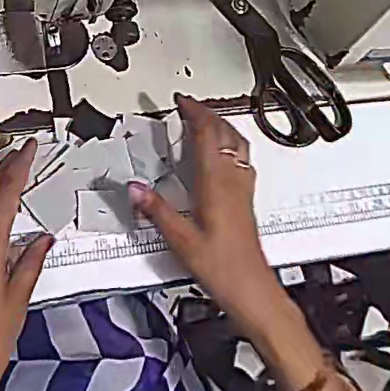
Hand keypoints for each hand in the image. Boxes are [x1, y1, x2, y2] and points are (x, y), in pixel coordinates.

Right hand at [129, 97, 325, 390]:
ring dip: (221, 124)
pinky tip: (225, 152)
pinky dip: (231, 143)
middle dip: (206, 113)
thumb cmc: (223, 267)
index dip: (195, 112)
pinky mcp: (248, 198)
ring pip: (237, 142)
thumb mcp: (180, 240)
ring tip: (207, 120)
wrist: (252, 289)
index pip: (208, 132)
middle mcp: (233, 178)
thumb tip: (137, 188)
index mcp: (216, 181)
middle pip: (224, 131)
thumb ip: (156, 211)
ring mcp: (243, 186)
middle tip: (190, 106)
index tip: (183, 101)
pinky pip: (242, 157)